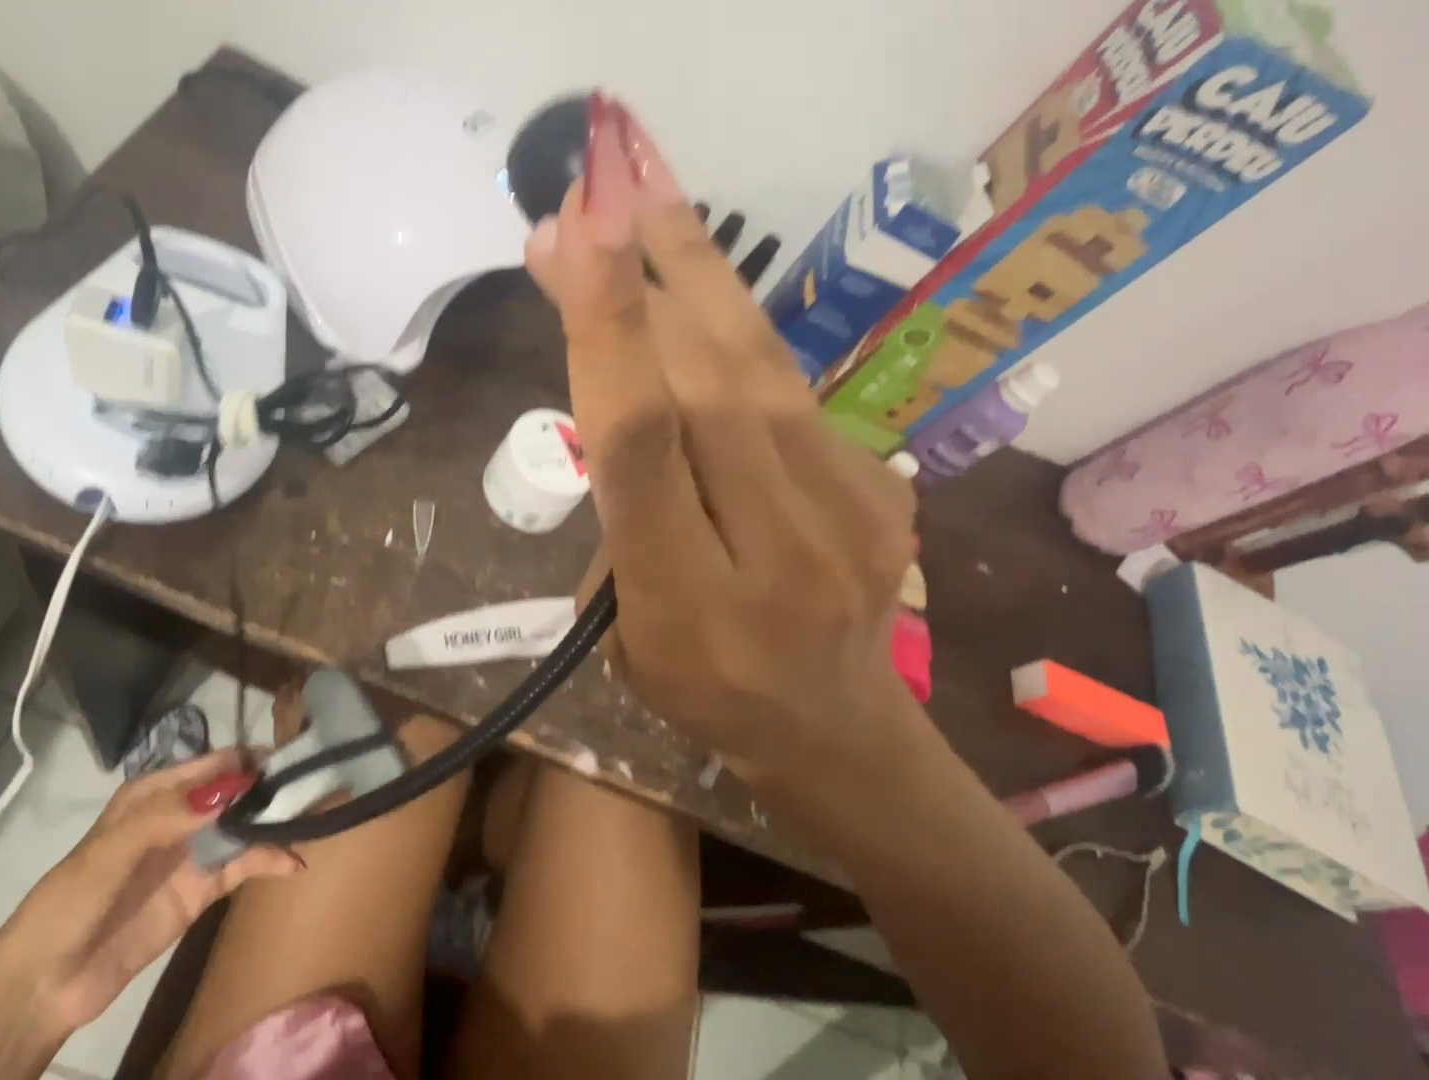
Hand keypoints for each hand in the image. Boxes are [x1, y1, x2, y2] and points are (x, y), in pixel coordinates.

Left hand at [0, 750, 300, 1031]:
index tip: (288, 758)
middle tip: (314, 785)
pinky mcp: (201, 892)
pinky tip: (294, 863)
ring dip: (272, 823)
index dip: (245, 760)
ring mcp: (191, 855)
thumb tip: (229, 790)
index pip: (209, 765)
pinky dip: (269, 861)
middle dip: (268, 788)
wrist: (47, 980)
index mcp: (151, 794)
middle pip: (232, 793)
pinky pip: (241, 867)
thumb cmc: (72, 901)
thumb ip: (167, 816)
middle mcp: (177, 817)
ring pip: (242, 828)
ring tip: (313, 819)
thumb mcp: (111, 851)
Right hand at [530, 95, 920, 784]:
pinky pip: (795, 395)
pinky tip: (705, 312)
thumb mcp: (623, 634)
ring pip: (763, 373)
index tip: (573, 241)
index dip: (609, 336)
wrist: (837, 729)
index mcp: (688, 599)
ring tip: (652, 207)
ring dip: (698, 281)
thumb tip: (621, 395)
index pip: (645, 447)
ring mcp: (848, 515)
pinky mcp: (885, 489)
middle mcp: (777, 548)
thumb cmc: (700, 689)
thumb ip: (620, 519)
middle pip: (712, 388)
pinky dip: (738, 344)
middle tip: (597, 197)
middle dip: (647, 283)